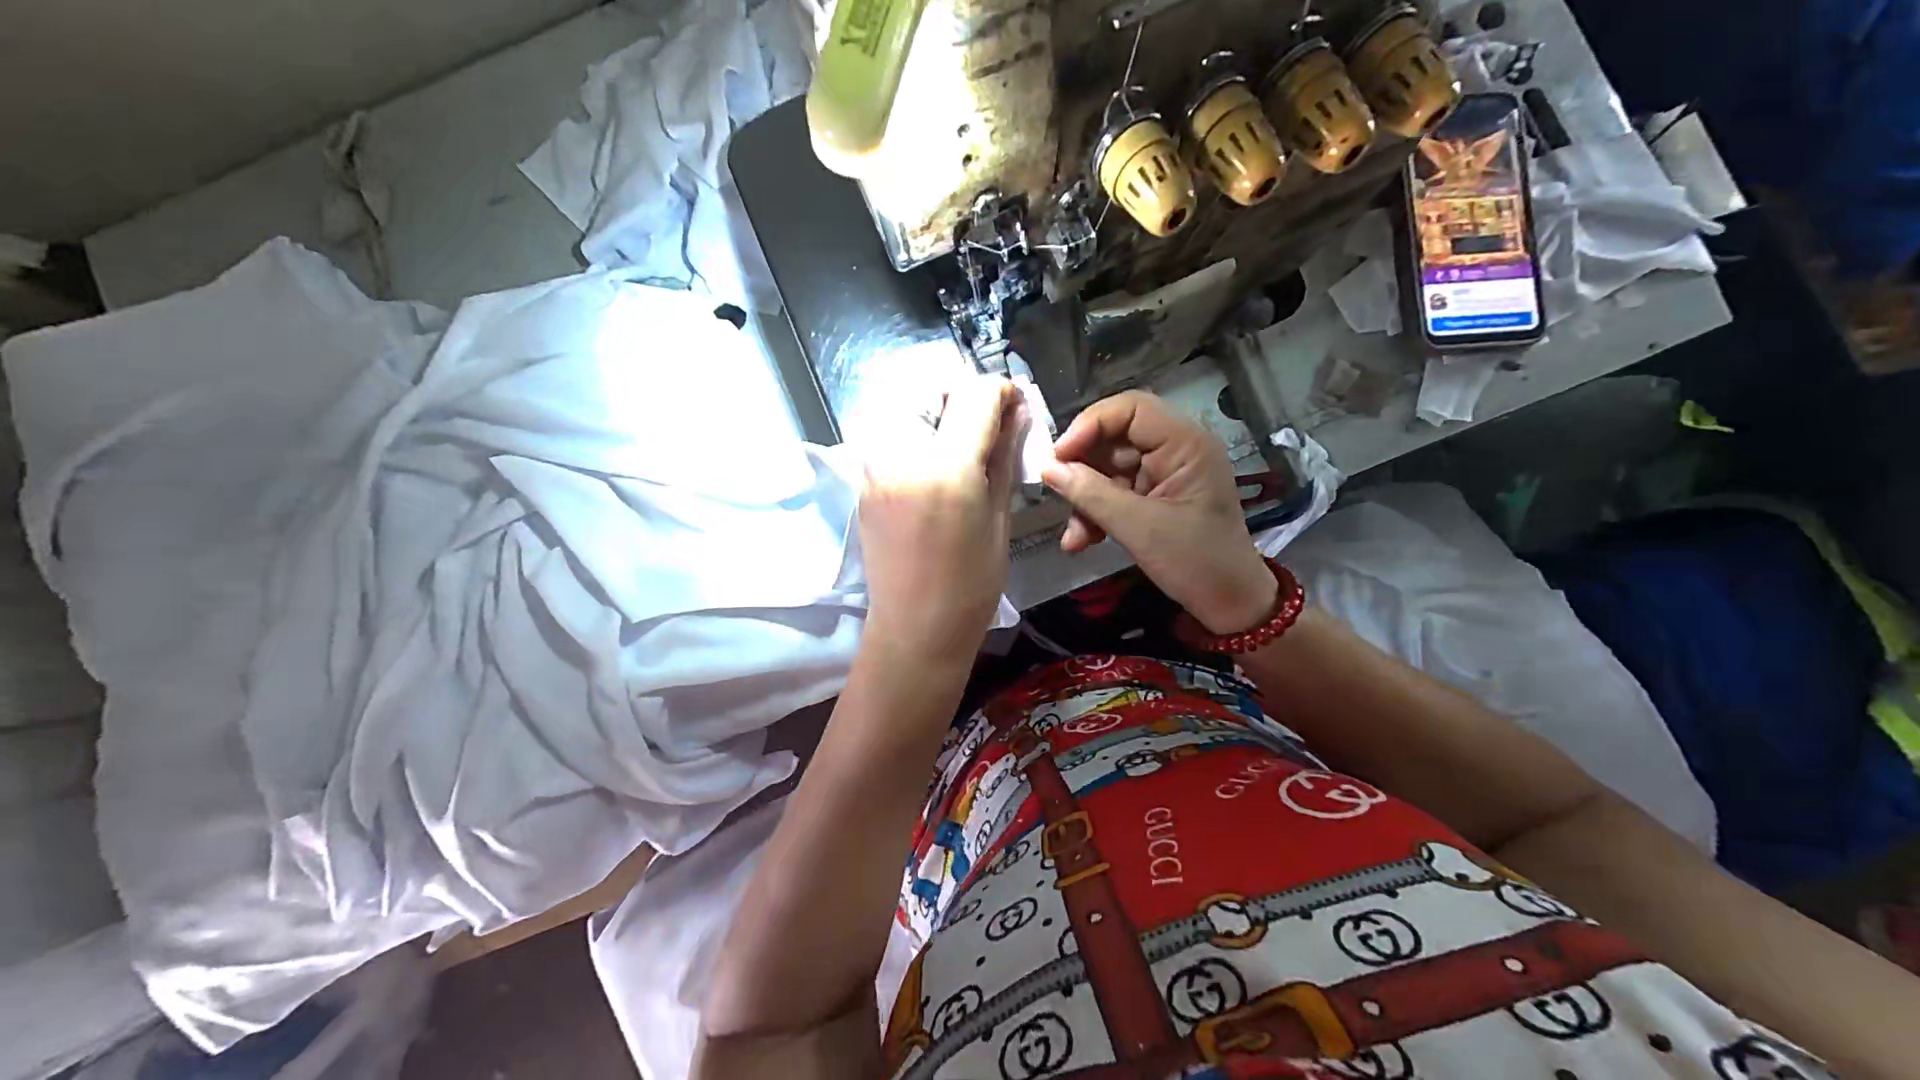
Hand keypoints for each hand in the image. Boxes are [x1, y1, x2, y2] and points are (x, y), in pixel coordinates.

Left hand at [859, 375, 1025, 657]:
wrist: (914, 629)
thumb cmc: (971, 586)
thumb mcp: (999, 520)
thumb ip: (1003, 458)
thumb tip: (1016, 413)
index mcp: (946, 470)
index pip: (974, 395)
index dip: (1000, 389)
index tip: (1014, 402)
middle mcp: (901, 457)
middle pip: (930, 386)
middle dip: (961, 391)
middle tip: (984, 419)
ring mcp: (874, 467)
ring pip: (902, 403)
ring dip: (934, 406)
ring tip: (957, 435)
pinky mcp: (862, 481)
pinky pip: (886, 432)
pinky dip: (912, 428)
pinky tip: (932, 454)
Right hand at [1041, 391, 1276, 633]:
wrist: (1230, 604)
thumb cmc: (1195, 562)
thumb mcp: (1139, 528)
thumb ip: (1091, 494)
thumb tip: (1047, 470)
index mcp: (1186, 444)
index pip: (1130, 409)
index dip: (1089, 425)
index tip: (1059, 456)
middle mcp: (1177, 449)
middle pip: (1115, 438)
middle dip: (1083, 468)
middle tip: (1056, 491)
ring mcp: (1166, 473)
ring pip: (1110, 468)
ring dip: (1086, 499)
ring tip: (1074, 536)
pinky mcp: (1157, 496)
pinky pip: (1116, 491)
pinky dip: (1097, 513)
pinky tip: (1082, 541)